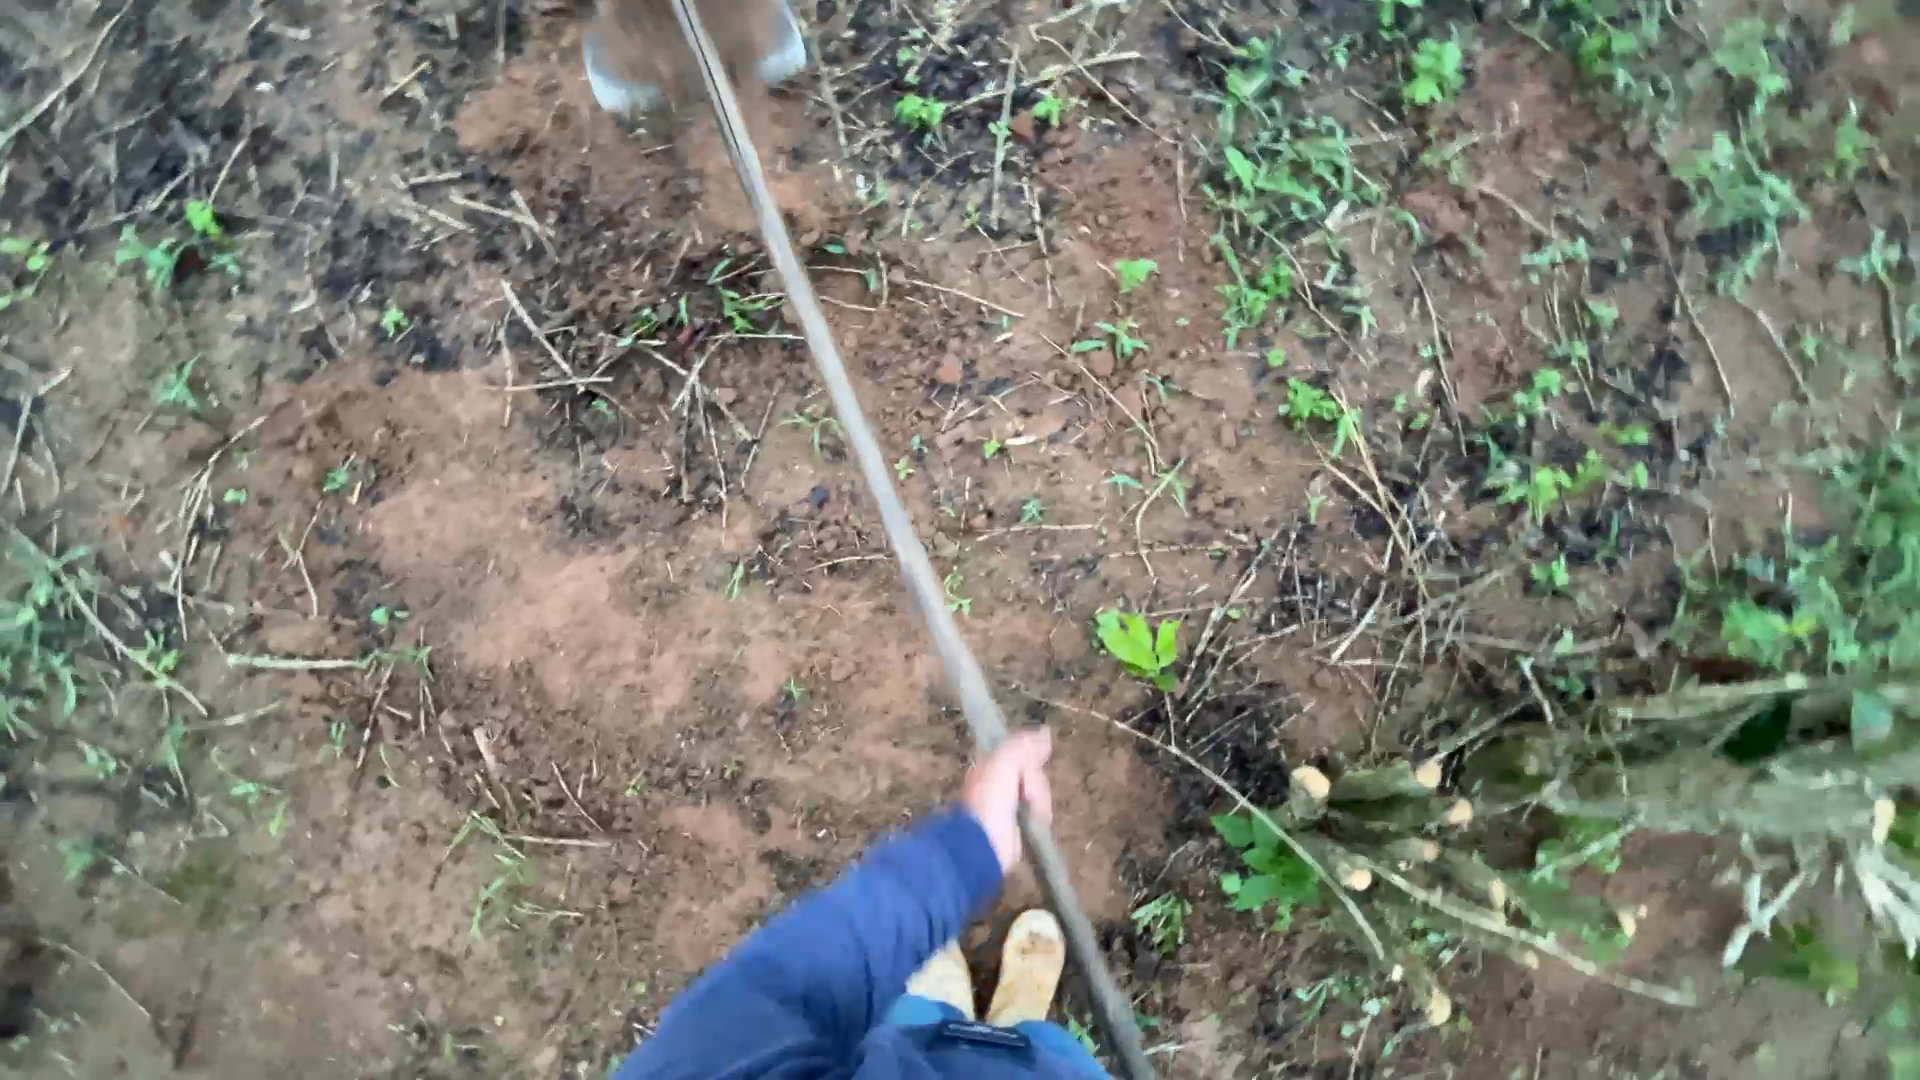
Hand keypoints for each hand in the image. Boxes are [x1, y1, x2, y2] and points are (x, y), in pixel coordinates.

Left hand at [960, 729, 1052, 872]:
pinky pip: (1038, 811)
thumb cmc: (991, 800)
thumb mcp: (1004, 763)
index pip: (1020, 750)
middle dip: (1036, 782)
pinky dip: (1040, 815)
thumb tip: (1045, 732)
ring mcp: (1009, 804)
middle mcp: (999, 781)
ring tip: (1031, 812)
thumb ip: (1022, 746)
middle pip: (1033, 771)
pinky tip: (1036, 821)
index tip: (1041, 758)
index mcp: (990, 764)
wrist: (984, 844)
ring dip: (1040, 801)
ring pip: (1039, 791)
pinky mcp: (1019, 824)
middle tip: (1028, 793)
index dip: (1032, 754)